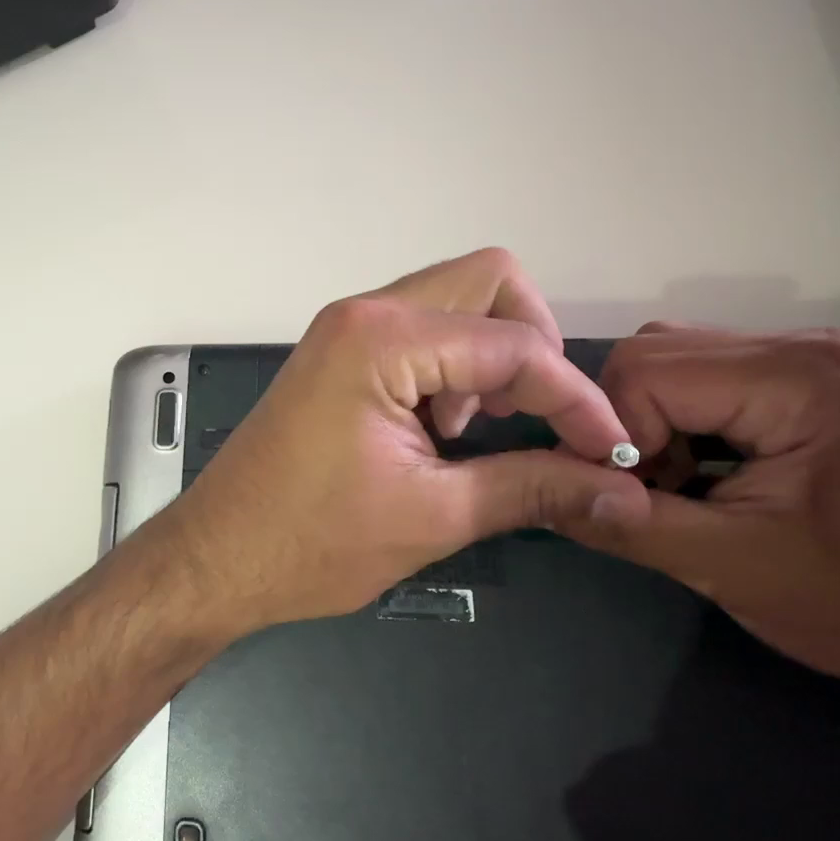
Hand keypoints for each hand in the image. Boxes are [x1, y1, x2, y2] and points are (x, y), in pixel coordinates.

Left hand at [142, 248, 647, 630]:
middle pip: (488, 282)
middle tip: (536, 420)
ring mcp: (345, 329)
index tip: (609, 454)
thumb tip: (622, 492)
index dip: (576, 398)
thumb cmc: (311, 544)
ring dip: (489, 356)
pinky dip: (452, 366)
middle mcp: (364, 313)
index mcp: (382, 340)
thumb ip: (534, 488)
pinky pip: (420, 331)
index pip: (514, 345)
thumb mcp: (434, 517)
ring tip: (473, 432)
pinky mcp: (338, 355)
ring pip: (454, 302)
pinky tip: (440, 429)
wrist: (216, 558)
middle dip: (534, 347)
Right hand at [561, 325, 839, 709]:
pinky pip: (716, 384)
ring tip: (685, 493)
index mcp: (800, 376)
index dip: (614, 437)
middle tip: (654, 497)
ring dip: (657, 428)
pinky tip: (713, 479)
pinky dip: (690, 429)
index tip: (634, 502)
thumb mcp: (734, 569)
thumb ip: (627, 523)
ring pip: (680, 366)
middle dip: (631, 428)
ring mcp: (819, 364)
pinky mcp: (820, 389)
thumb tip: (538, 496)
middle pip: (657, 356)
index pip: (644, 371)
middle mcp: (810, 348)